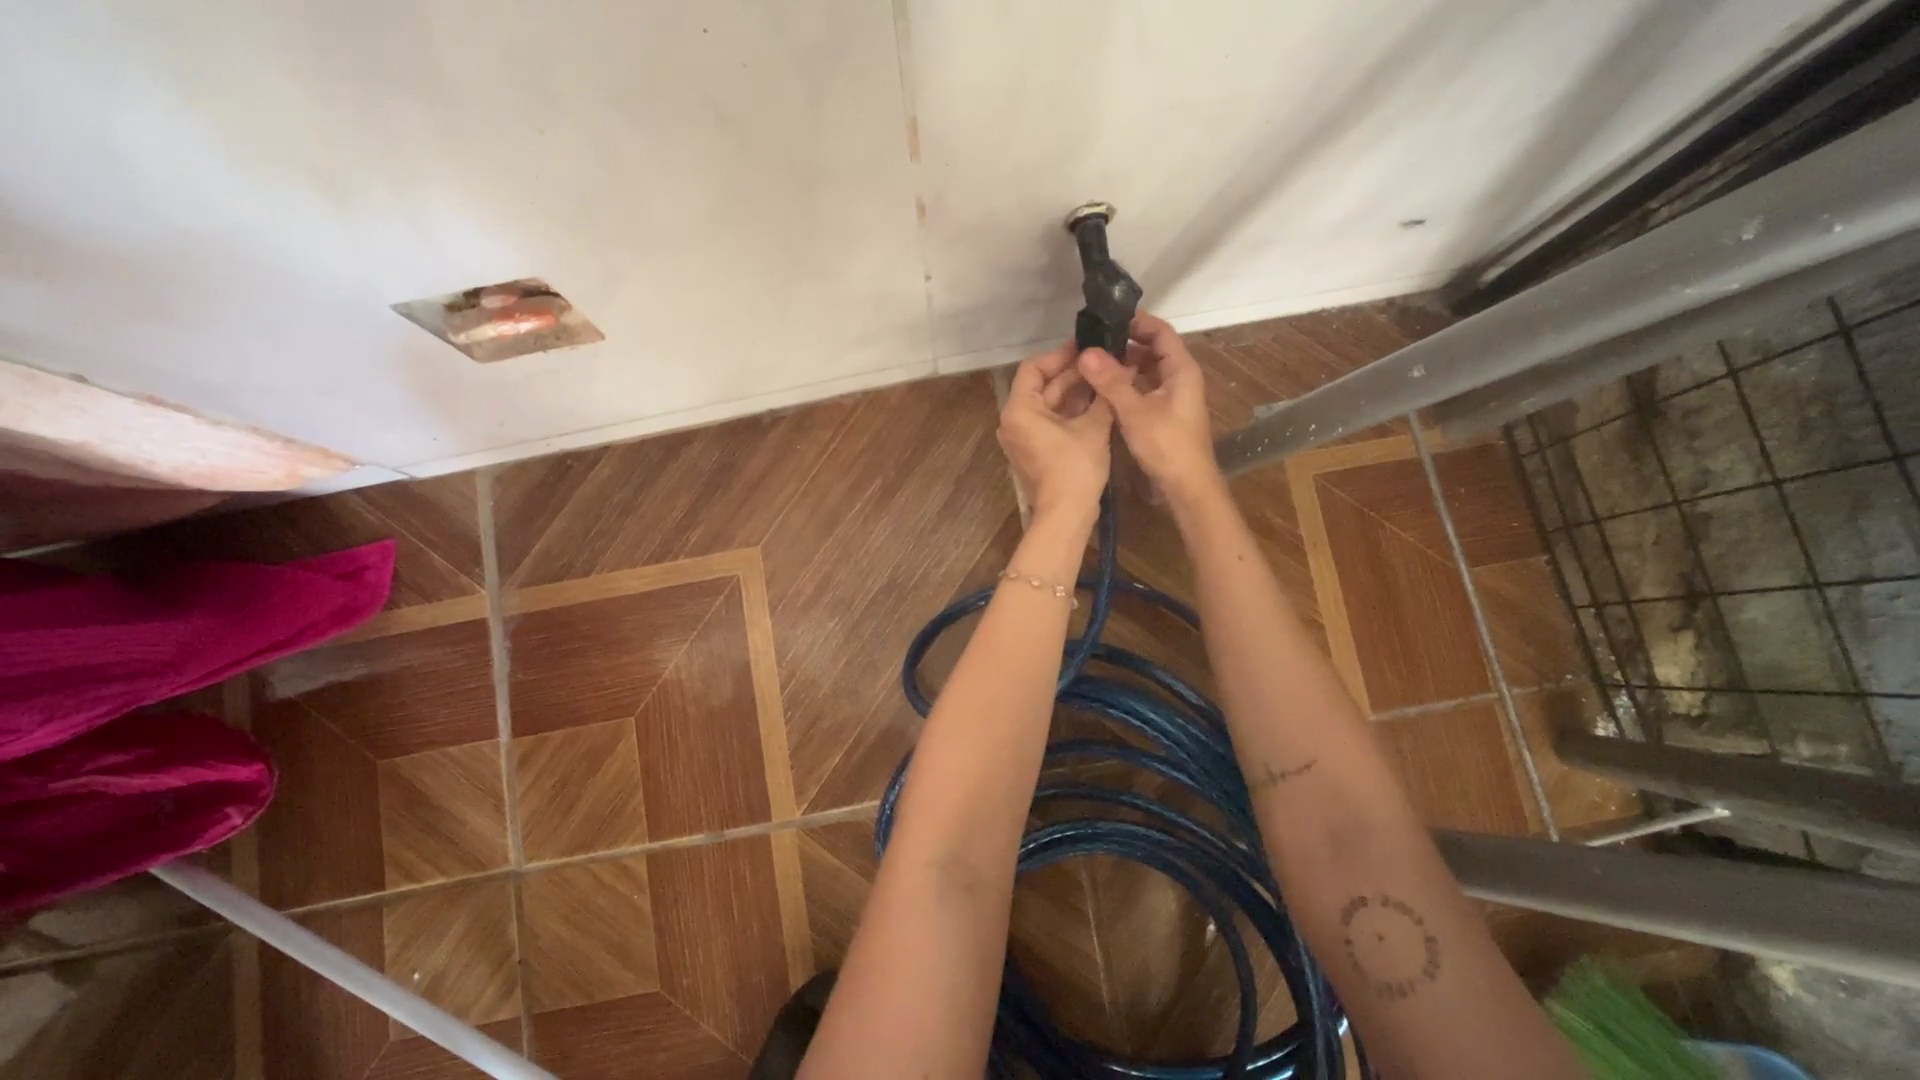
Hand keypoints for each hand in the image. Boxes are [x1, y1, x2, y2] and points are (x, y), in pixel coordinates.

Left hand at [998, 343, 1113, 520]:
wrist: (1065, 515)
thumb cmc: (1074, 469)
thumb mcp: (1093, 428)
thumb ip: (1103, 396)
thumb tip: (1121, 370)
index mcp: (1019, 410)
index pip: (1034, 368)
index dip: (1060, 355)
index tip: (1086, 347)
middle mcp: (1014, 421)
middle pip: (1043, 386)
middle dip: (1073, 374)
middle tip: (1102, 360)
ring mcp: (1024, 437)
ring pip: (1050, 405)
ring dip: (1076, 392)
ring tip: (1105, 377)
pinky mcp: (1035, 451)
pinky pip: (1052, 422)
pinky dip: (1072, 412)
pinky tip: (1099, 401)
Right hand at [1075, 313, 1221, 500]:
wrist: (1187, 487)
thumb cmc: (1167, 446)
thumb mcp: (1135, 411)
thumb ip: (1111, 380)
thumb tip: (1086, 351)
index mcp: (1181, 370)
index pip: (1161, 331)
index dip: (1137, 322)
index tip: (1107, 319)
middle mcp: (1179, 378)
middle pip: (1153, 350)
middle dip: (1125, 344)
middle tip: (1093, 342)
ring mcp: (1173, 397)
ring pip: (1147, 371)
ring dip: (1123, 366)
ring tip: (1093, 363)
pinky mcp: (1164, 414)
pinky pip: (1144, 389)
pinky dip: (1126, 385)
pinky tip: (1103, 389)